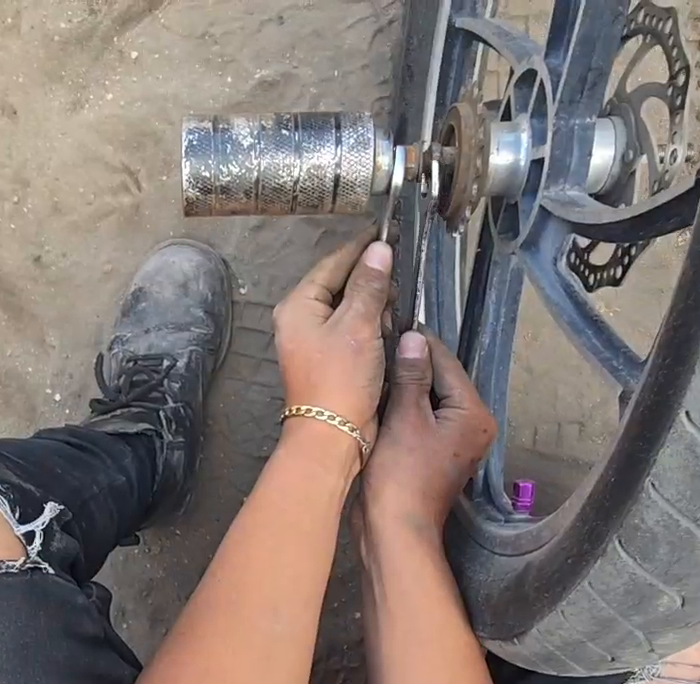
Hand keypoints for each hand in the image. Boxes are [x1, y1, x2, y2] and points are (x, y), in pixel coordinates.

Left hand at [273, 233, 392, 441]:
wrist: (332, 435)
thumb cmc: (340, 379)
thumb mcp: (358, 325)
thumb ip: (369, 285)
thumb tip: (379, 250)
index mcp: (298, 306)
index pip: (332, 264)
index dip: (362, 248)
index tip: (389, 233)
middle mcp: (301, 321)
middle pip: (340, 285)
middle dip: (371, 279)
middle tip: (401, 272)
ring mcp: (315, 342)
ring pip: (349, 309)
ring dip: (375, 305)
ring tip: (399, 301)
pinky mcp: (330, 360)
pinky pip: (353, 331)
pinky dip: (372, 326)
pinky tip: (392, 326)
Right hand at [361, 330, 496, 537]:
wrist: (394, 529)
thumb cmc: (400, 474)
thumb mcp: (404, 418)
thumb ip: (411, 376)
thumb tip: (414, 337)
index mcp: (473, 413)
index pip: (446, 363)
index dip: (418, 343)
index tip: (391, 323)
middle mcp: (472, 425)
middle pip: (440, 381)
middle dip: (411, 366)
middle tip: (378, 347)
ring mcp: (455, 443)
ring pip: (429, 401)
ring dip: (405, 388)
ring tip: (375, 369)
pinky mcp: (435, 455)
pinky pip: (422, 421)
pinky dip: (404, 410)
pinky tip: (380, 401)